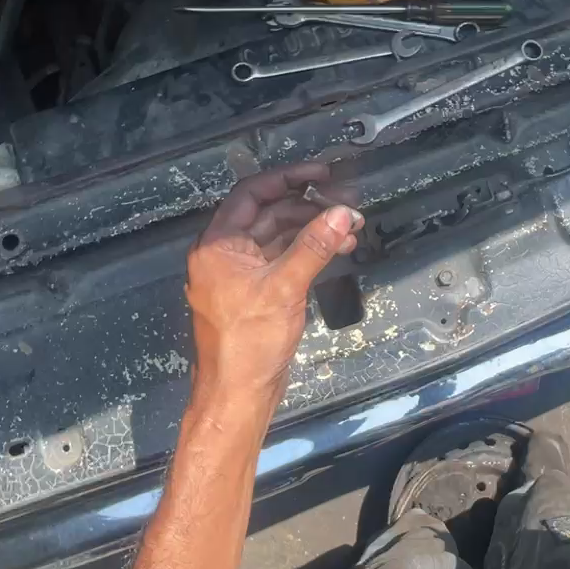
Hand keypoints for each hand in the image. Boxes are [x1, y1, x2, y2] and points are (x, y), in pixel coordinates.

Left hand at [187, 163, 362, 408]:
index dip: (288, 179)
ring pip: (280, 237)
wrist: (238, 394)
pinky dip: (309, 252)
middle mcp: (226, 253)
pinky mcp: (258, 291)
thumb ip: (313, 246)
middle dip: (309, 207)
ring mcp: (242, 273)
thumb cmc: (250, 341)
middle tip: (347, 206)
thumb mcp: (284, 288)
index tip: (323, 175)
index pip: (252, 194)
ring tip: (351, 229)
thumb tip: (343, 212)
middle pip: (269, 214)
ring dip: (314, 230)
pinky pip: (284, 258)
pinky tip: (338, 250)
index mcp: (218, 245)